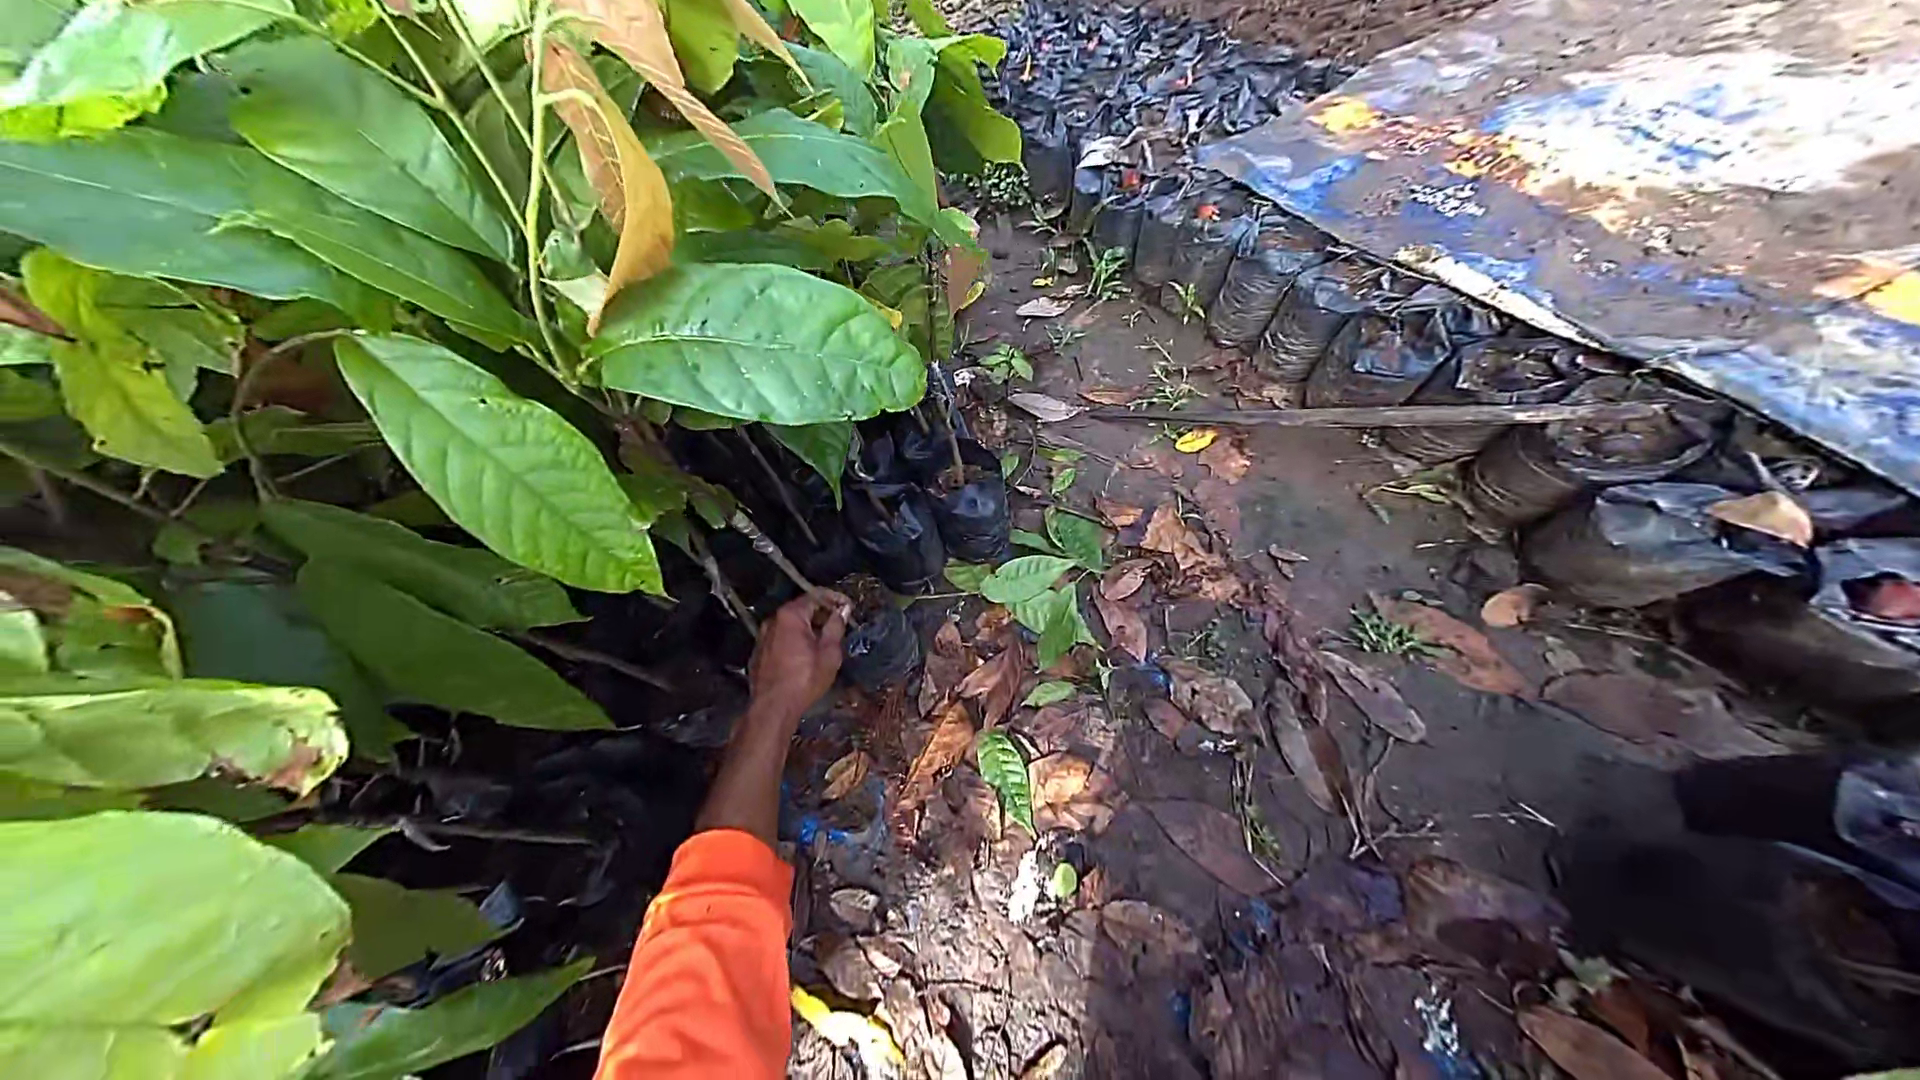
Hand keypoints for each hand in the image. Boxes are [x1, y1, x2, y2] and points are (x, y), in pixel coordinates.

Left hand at [745, 590, 850, 733]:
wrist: (772, 707)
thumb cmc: (804, 679)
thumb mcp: (829, 653)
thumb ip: (836, 627)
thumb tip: (842, 611)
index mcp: (790, 616)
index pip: (815, 595)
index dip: (835, 598)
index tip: (848, 607)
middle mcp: (773, 620)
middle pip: (801, 608)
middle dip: (822, 613)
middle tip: (839, 623)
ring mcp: (763, 636)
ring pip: (790, 624)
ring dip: (808, 627)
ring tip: (825, 639)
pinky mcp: (759, 652)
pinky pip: (781, 637)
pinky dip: (795, 638)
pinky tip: (805, 653)